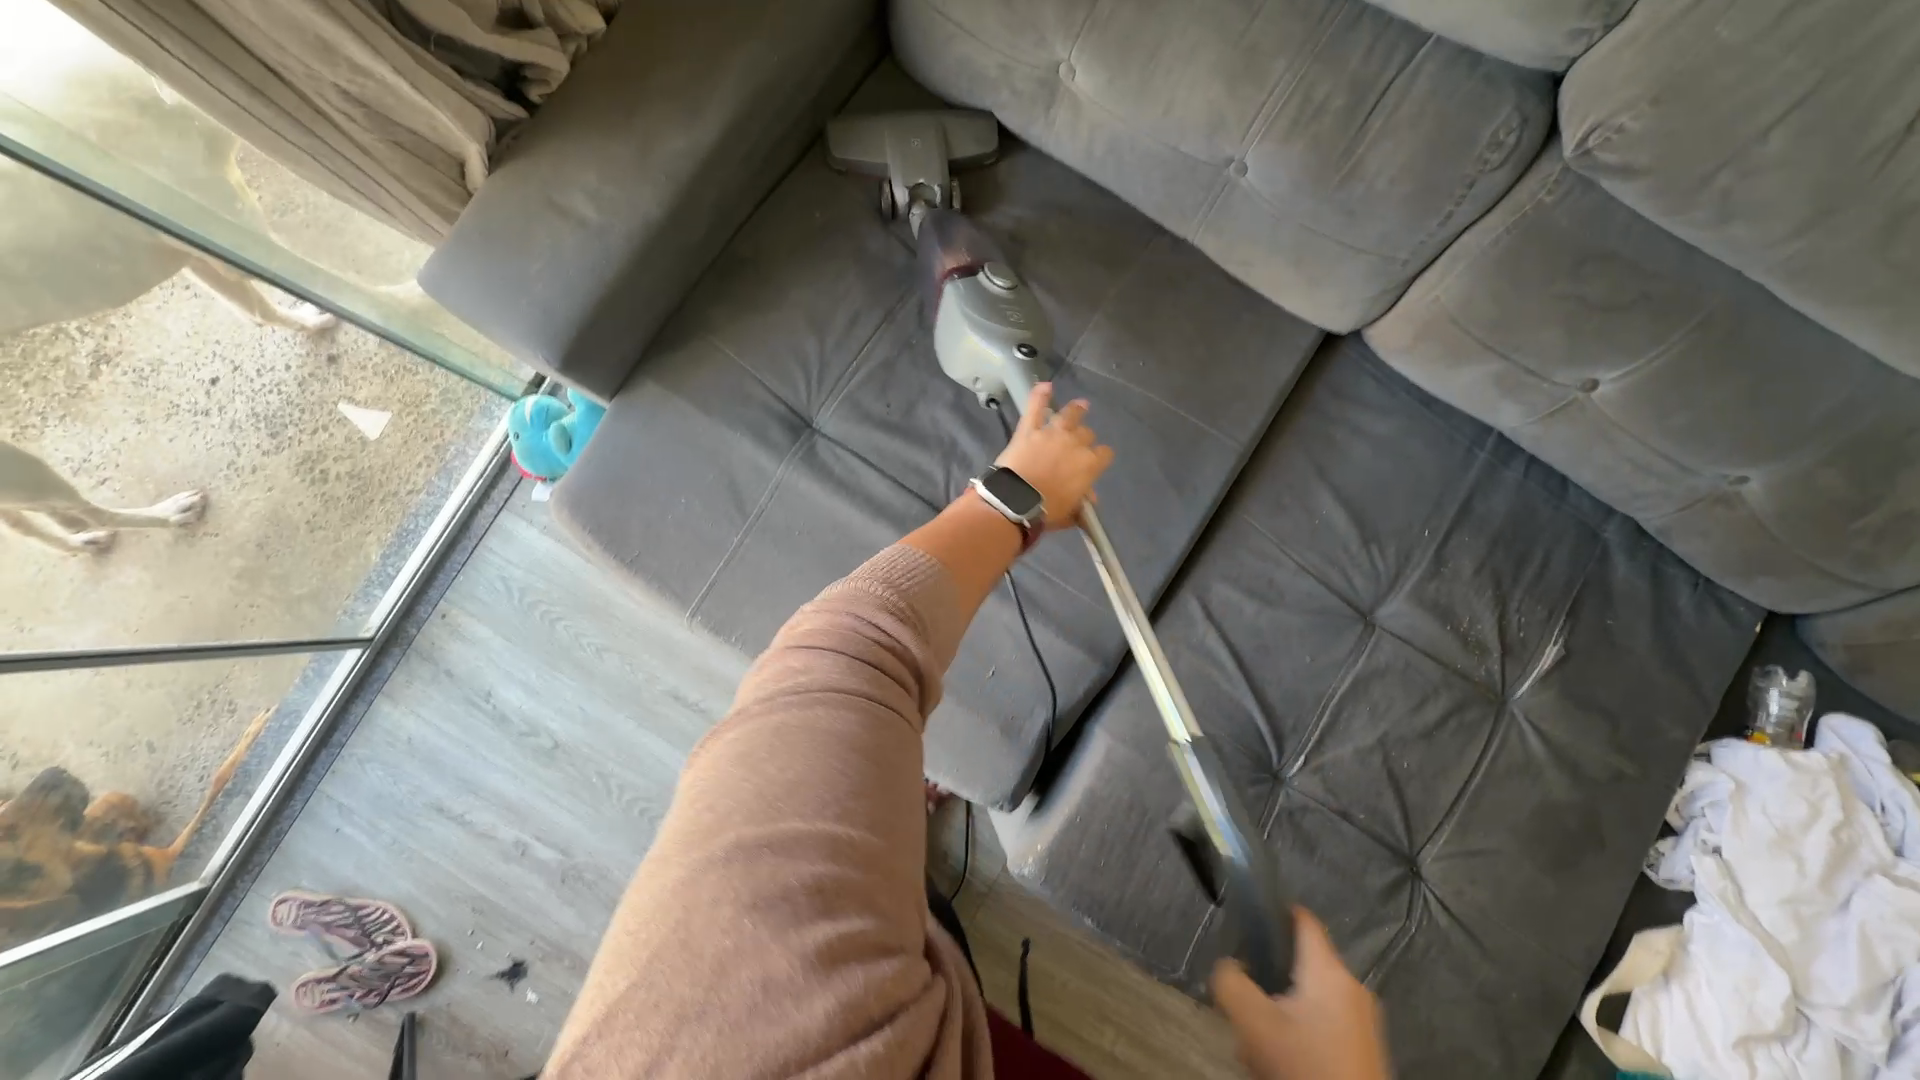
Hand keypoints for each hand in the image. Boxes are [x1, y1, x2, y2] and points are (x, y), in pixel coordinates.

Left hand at [994, 383, 1114, 530]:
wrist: (1016, 502)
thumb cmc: (1046, 511)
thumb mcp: (1070, 512)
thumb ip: (1081, 502)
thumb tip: (1089, 499)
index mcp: (1089, 464)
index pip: (1104, 454)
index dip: (1100, 457)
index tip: (1096, 460)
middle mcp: (1075, 443)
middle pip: (1087, 433)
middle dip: (1084, 438)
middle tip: (1077, 443)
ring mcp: (1052, 432)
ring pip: (1069, 414)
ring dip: (1076, 409)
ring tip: (1081, 405)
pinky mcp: (1029, 429)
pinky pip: (1036, 406)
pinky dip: (1040, 394)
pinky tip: (1045, 385)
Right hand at [1211, 909, 1390, 1079]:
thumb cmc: (1306, 1068)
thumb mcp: (1254, 1024)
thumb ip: (1231, 983)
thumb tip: (1230, 965)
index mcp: (1329, 971)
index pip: (1302, 918)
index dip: (1272, 912)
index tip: (1244, 924)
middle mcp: (1351, 987)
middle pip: (1299, 963)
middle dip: (1266, 979)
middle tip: (1243, 1002)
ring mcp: (1362, 1020)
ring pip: (1306, 997)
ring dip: (1277, 1011)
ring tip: (1256, 1042)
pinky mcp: (1362, 1048)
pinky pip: (1321, 1022)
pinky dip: (1297, 1031)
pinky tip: (1280, 1061)